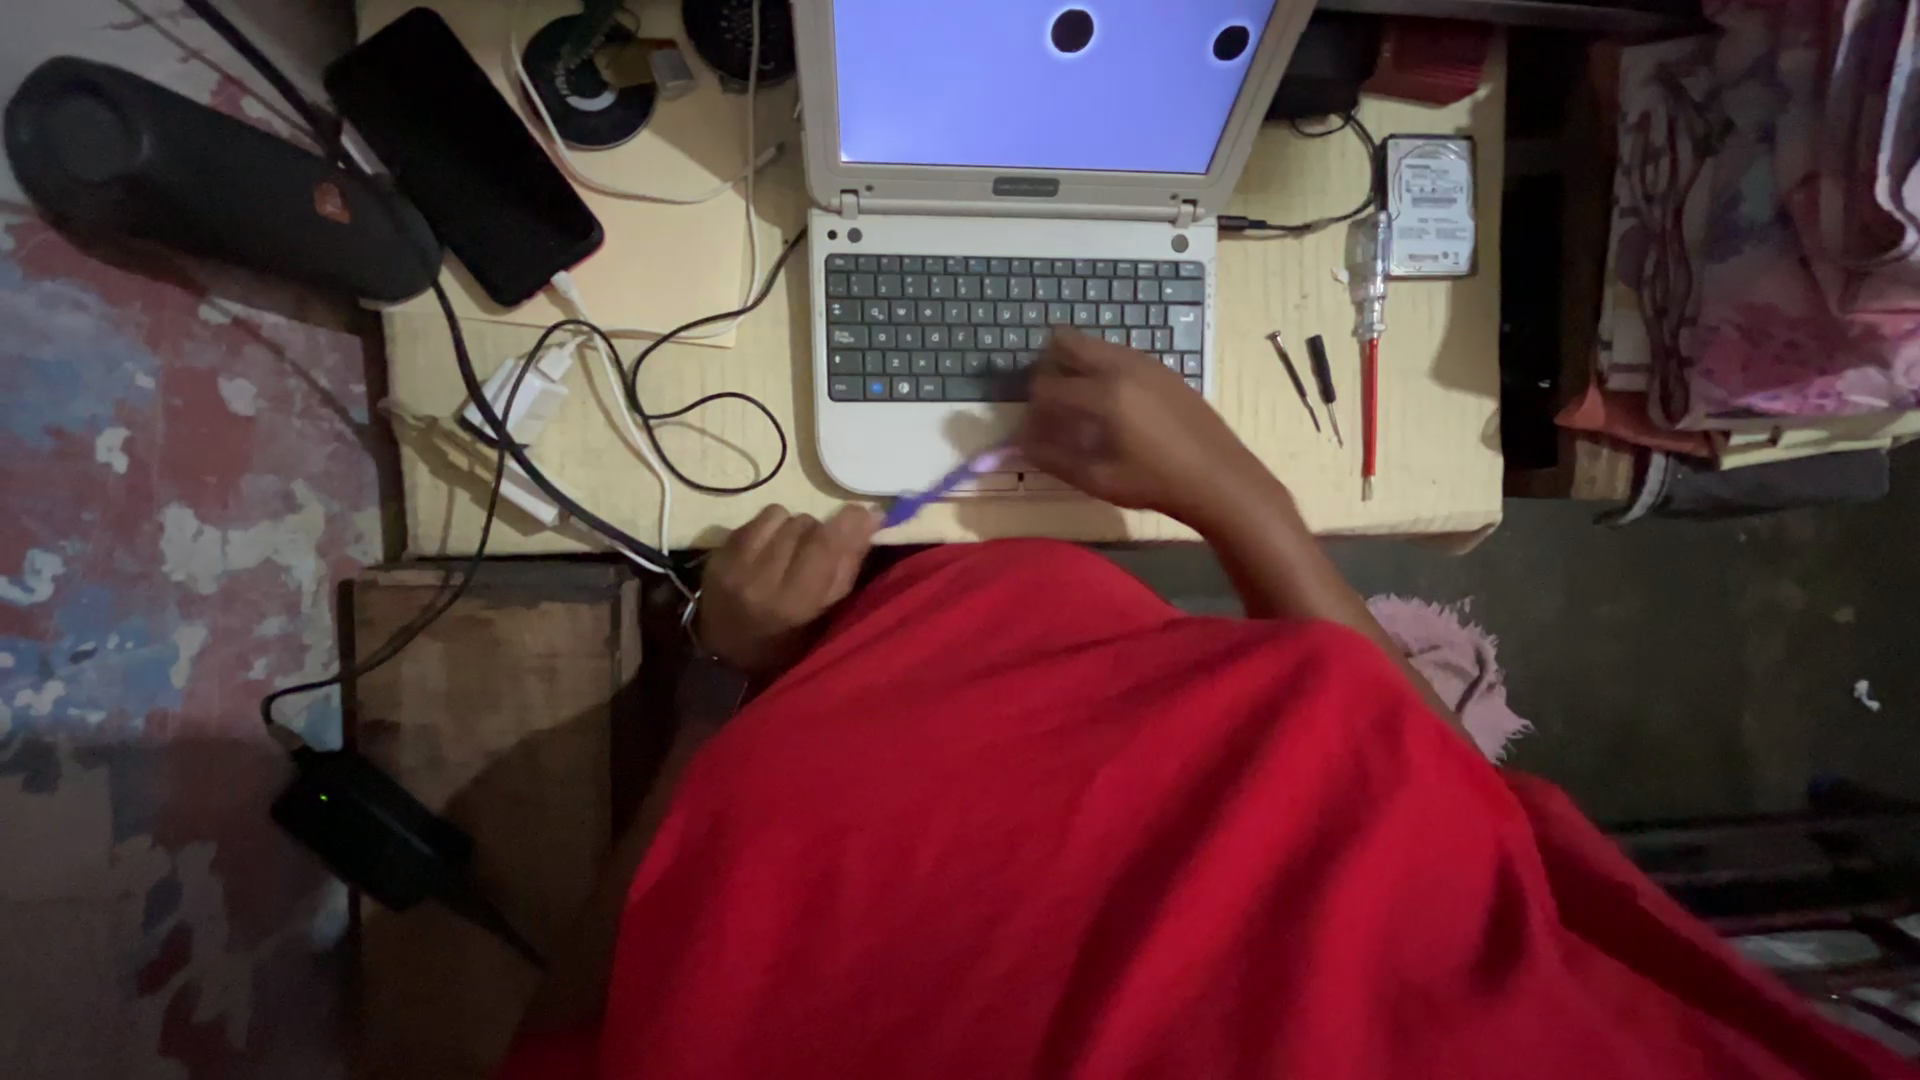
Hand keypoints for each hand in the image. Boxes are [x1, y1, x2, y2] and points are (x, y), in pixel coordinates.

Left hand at [695, 503, 879, 677]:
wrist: (725, 650)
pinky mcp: (719, 551)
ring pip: (782, 515)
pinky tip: (769, 545)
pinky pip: (758, 517)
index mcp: (793, 603)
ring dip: (794, 526)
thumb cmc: (787, 639)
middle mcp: (761, 580)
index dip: (848, 522)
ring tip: (791, 547)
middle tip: (818, 548)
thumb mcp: (825, 612)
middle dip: (820, 530)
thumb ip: (848, 566)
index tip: (865, 512)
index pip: (825, 546)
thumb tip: (871, 517)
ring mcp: (735, 563)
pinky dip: (772, 525)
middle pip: (805, 526)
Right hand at [1016, 329, 1276, 526]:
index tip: (1035, 432)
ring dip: (1076, 367)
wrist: (1220, 478)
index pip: (1046, 386)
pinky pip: (1119, 355)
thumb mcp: (1097, 479)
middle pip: (1065, 342)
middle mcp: (1122, 366)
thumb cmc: (1155, 484)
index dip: (1032, 410)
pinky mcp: (1163, 368)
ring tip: (1081, 408)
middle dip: (1048, 369)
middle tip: (1052, 404)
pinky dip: (1102, 370)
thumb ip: (1052, 458)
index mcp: (1104, 394)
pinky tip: (1113, 408)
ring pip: (1094, 345)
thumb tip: (1017, 444)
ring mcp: (1146, 362)